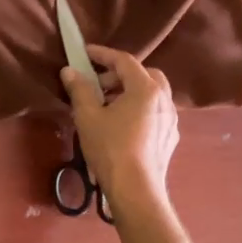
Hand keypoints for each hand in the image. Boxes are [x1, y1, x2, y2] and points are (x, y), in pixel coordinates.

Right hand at [61, 44, 178, 213]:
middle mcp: (164, 100)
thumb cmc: (110, 148)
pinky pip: (155, 112)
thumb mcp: (87, 115)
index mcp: (146, 89)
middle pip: (144, 74)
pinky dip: (138, 108)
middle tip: (98, 82)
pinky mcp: (170, 138)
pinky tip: (121, 124)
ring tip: (106, 104)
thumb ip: (79, 89)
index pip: (124, 61)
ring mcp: (171, 120)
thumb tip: (70, 71)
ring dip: (130, 91)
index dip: (103, 54)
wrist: (136, 190)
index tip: (84, 52)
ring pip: (152, 94)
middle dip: (120, 73)